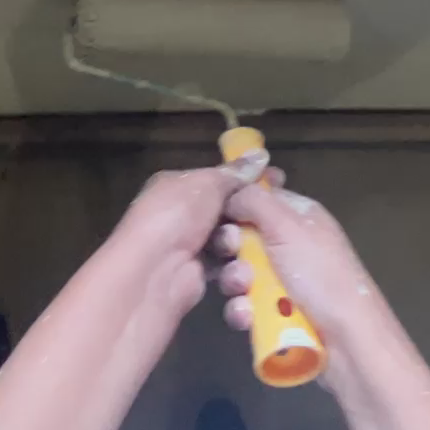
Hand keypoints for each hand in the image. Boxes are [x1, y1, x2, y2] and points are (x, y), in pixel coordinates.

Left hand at [109, 150, 271, 310]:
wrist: (153, 271)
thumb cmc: (176, 215)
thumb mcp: (207, 184)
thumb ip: (234, 173)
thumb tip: (260, 155)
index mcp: (177, 184)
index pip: (217, 177)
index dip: (246, 177)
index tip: (277, 179)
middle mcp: (180, 212)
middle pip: (225, 208)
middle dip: (247, 211)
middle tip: (276, 213)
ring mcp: (188, 243)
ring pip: (228, 237)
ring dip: (237, 241)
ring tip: (235, 244)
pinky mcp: (196, 273)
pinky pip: (224, 264)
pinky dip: (232, 266)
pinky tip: (240, 267)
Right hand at [212, 169, 388, 344]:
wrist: (348, 343)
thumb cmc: (321, 275)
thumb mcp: (287, 226)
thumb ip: (254, 200)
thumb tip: (229, 193)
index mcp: (298, 214)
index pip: (259, 196)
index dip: (236, 201)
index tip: (216, 211)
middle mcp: (290, 242)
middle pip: (244, 234)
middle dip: (230, 244)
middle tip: (230, 251)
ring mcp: (283, 279)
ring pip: (241, 270)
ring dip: (235, 280)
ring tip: (242, 288)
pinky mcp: (276, 312)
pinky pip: (246, 303)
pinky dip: (242, 309)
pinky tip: (247, 316)